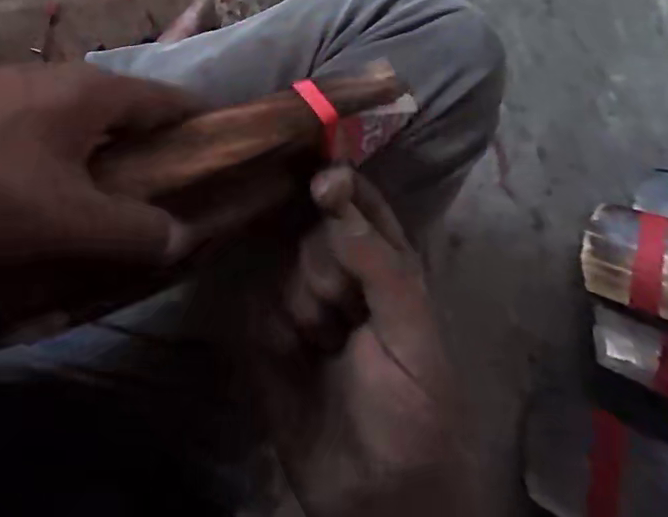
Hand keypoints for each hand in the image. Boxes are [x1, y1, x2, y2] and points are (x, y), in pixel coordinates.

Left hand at [0, 64, 199, 265]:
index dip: (196, 125)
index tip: (218, 155)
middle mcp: (46, 75)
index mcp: (84, 90)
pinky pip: (23, 131)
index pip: (164, 98)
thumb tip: (181, 233)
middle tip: (156, 199)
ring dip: (88, 157)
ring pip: (65, 121)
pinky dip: (43, 158)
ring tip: (93, 204)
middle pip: (114, 109)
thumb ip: (130, 228)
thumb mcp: (63, 220)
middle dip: (141, 150)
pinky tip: (25, 192)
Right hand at [256, 168, 460, 516]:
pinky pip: (254, 296)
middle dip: (321, 263)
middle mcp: (341, 274)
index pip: (360, 203)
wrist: (370, 500)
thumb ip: (378, 264)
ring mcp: (300, 299)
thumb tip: (332, 192)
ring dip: (299, 300)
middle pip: (312, 228)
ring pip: (281, 260)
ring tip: (319, 345)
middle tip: (338, 309)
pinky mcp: (265, 326)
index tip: (317, 182)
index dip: (339, 183)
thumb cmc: (412, 415)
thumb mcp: (413, 338)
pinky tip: (292, 352)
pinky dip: (272, 320)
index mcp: (388, 268)